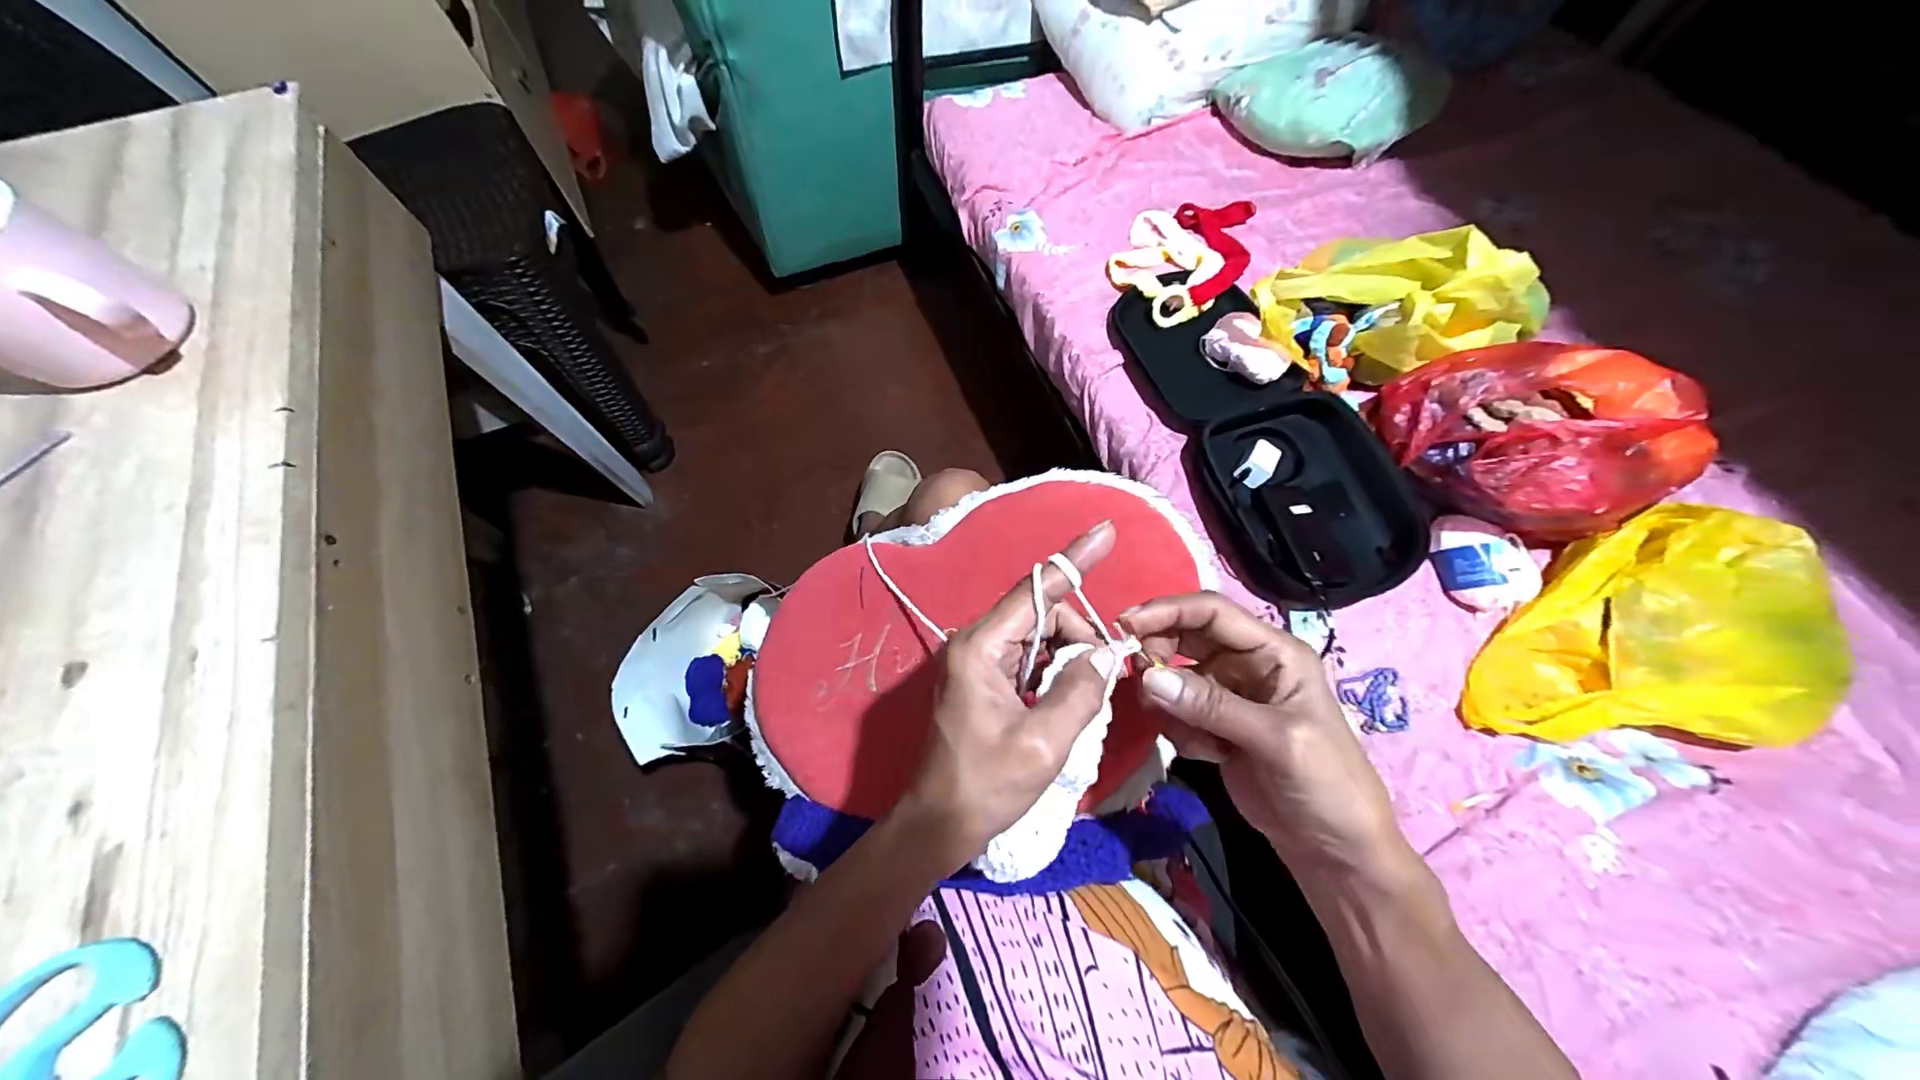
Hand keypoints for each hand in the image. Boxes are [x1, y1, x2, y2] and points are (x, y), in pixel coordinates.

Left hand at [897, 522, 1122, 871]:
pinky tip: (1068, 695)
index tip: (1106, 531)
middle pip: (1039, 614)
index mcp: (979, 649)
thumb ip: (1079, 692)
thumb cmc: (986, 784)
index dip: (1073, 559)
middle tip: (1105, 670)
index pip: (1034, 590)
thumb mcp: (1043, 742)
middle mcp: (973, 645)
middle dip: (1078, 632)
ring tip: (1088, 689)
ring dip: (1068, 654)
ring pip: (1036, 637)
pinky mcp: (981, 682)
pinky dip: (1053, 669)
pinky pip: (1026, 659)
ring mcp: (975, 663)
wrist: (938, 822)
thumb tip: (1103, 656)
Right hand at [1119, 592, 1412, 882]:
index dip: (1167, 611)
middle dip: (1158, 653)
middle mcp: (1249, 665)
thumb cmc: (1327, 785)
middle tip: (1139, 680)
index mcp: (1275, 652)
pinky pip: (1177, 711)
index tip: (1124, 625)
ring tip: (1186, 733)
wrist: (1337, 853)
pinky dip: (1178, 728)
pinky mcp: (1216, 727)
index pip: (1212, 612)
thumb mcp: (1275, 739)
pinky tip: (1206, 754)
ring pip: (1176, 676)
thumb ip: (1211, 705)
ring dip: (1167, 699)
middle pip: (1187, 637)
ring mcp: (1231, 696)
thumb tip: (1148, 677)